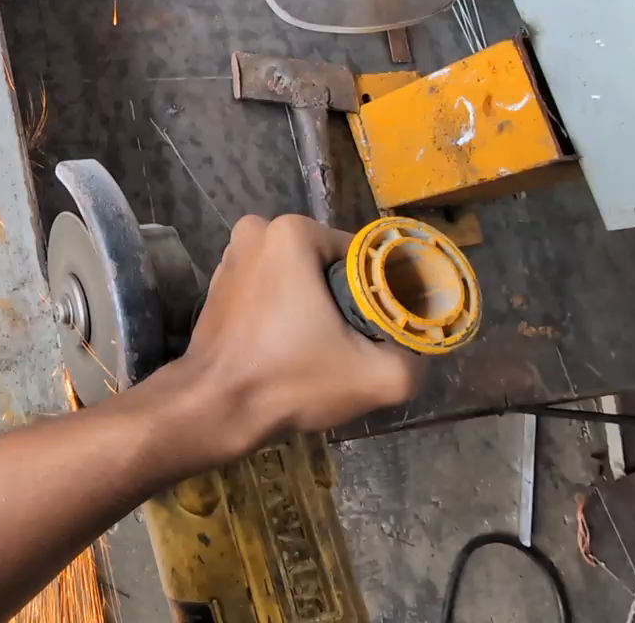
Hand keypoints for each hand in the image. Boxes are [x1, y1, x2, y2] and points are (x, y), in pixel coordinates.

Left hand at [168, 214, 418, 461]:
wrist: (215, 403)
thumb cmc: (291, 378)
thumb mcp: (379, 376)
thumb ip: (415, 354)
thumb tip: (418, 345)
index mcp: (291, 232)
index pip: (360, 255)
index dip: (380, 292)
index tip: (385, 328)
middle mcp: (257, 231)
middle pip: (327, 263)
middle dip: (345, 298)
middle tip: (356, 342)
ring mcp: (232, 254)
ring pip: (298, 275)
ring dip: (315, 303)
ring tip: (326, 346)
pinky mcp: (220, 281)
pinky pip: (270, 286)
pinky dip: (286, 307)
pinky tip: (294, 343)